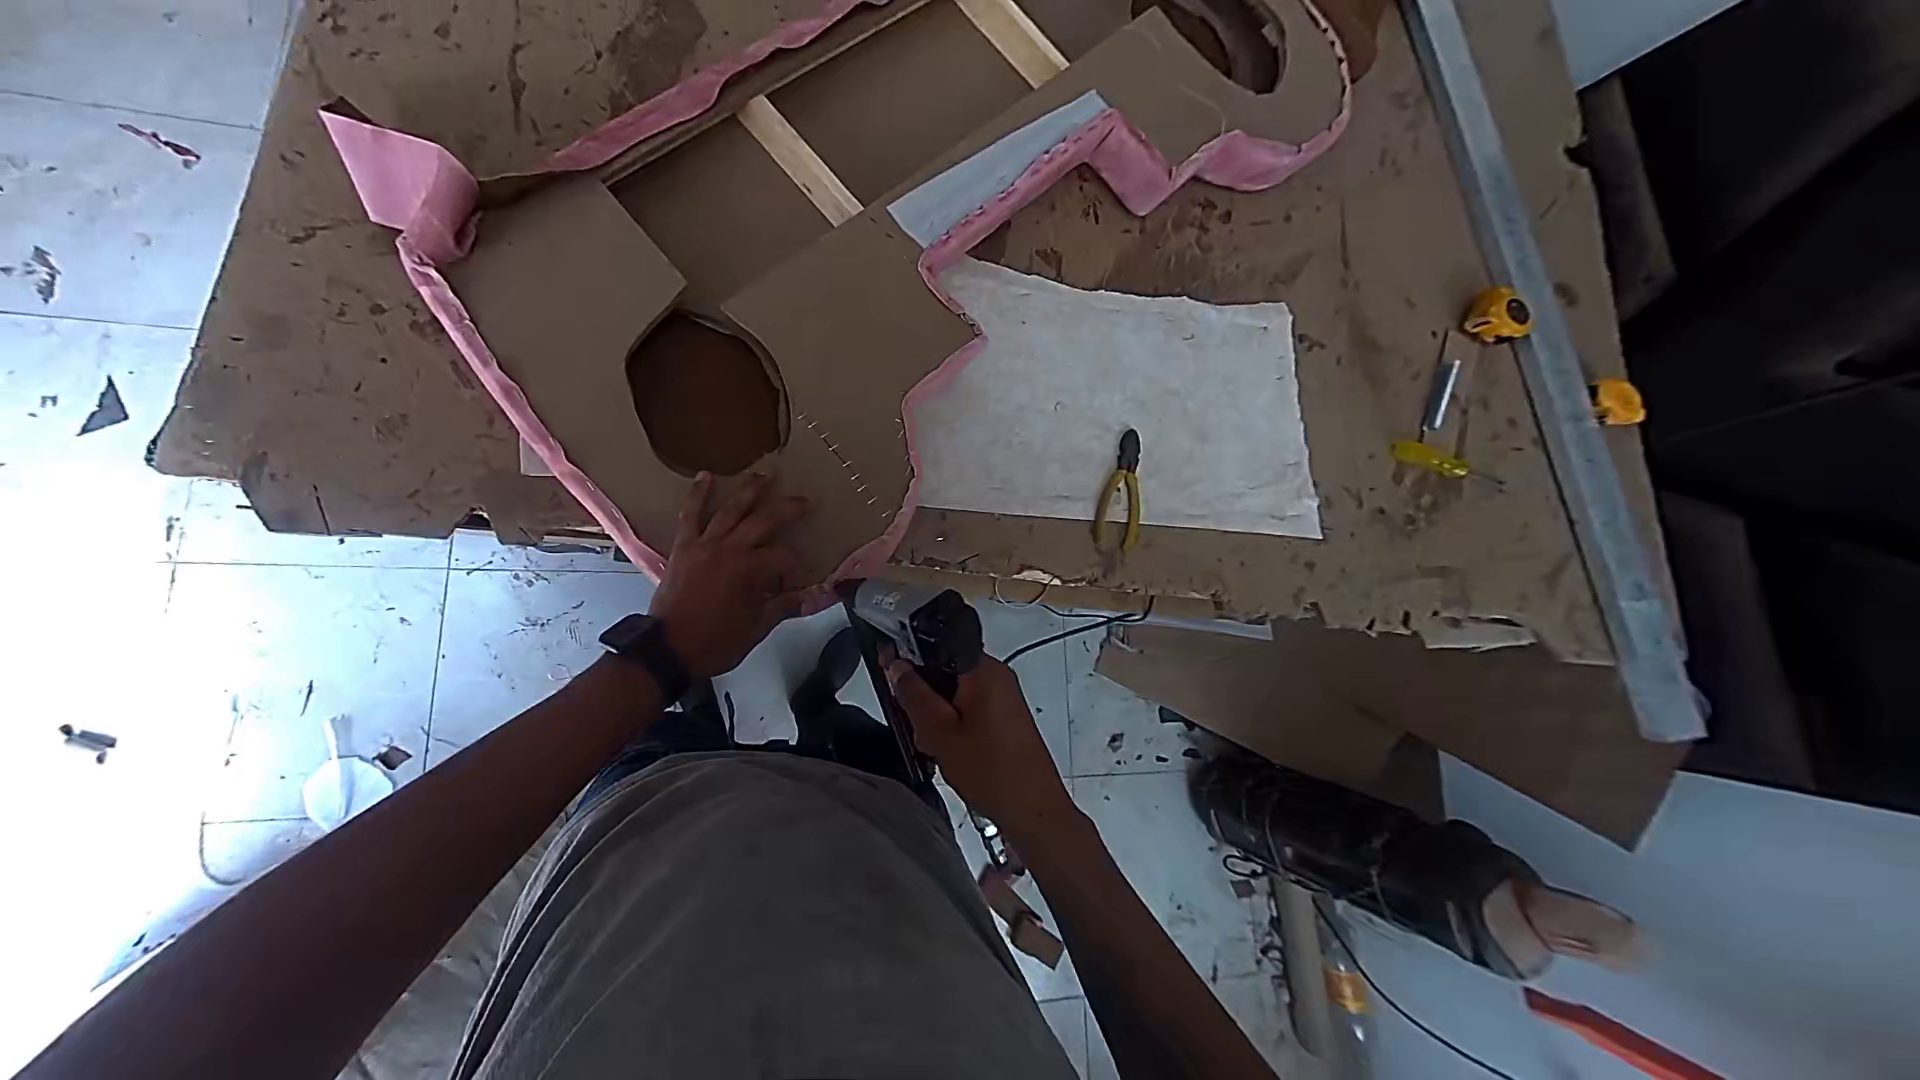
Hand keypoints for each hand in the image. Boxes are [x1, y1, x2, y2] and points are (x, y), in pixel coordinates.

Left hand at [648, 471, 809, 677]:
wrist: (668, 650)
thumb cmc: (715, 642)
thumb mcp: (757, 628)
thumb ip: (784, 606)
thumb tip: (811, 597)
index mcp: (750, 570)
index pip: (784, 556)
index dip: (796, 565)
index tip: (799, 577)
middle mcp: (729, 549)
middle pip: (765, 520)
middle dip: (788, 509)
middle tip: (805, 502)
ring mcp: (704, 544)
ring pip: (731, 509)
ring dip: (750, 489)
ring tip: (765, 474)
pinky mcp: (684, 546)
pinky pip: (691, 515)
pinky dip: (698, 495)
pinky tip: (706, 476)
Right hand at [885, 655, 1072, 831]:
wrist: (1033, 810)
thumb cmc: (989, 770)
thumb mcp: (939, 732)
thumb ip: (913, 694)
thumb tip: (896, 666)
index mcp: (983, 669)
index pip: (937, 645)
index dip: (908, 658)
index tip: (889, 678)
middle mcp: (996, 675)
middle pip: (945, 670)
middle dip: (923, 694)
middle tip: (915, 726)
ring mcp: (1004, 696)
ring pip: (955, 692)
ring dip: (937, 714)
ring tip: (933, 745)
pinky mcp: (1006, 717)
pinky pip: (970, 708)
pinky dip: (954, 724)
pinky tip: (949, 751)